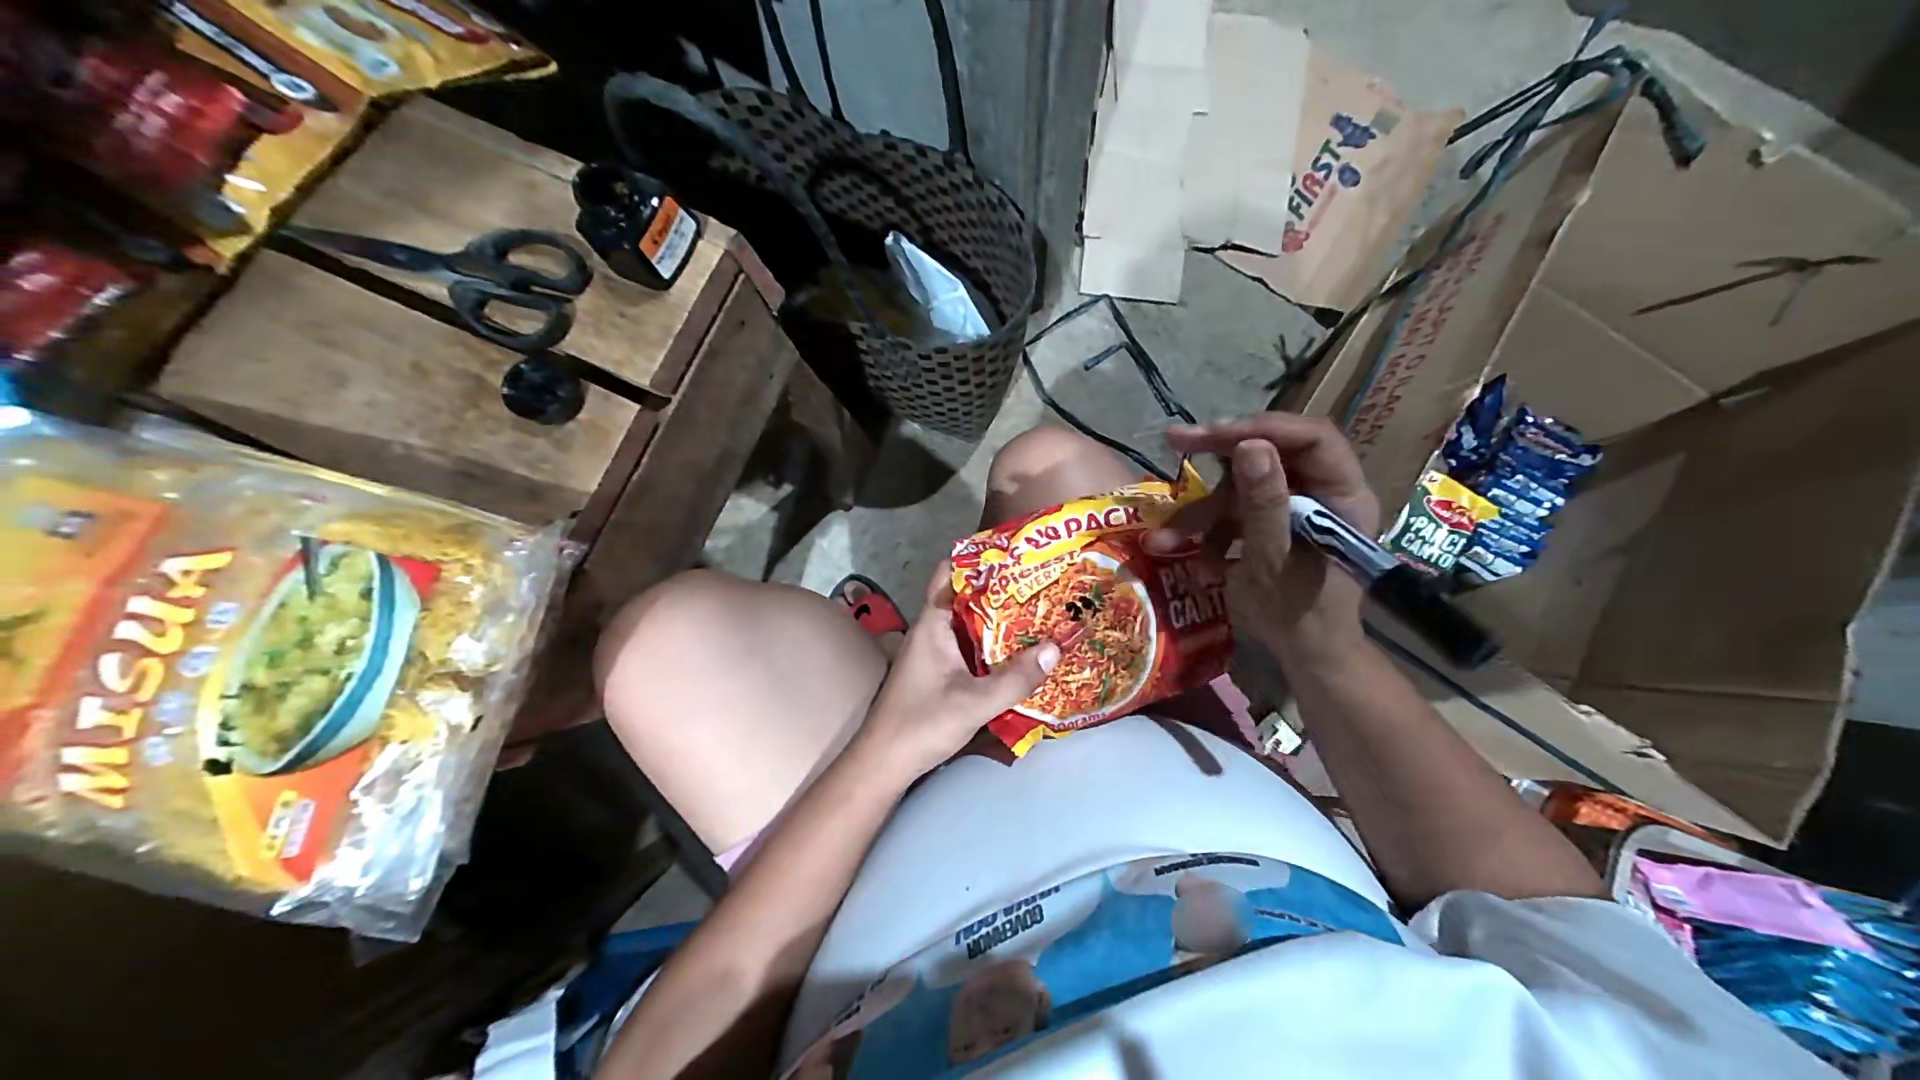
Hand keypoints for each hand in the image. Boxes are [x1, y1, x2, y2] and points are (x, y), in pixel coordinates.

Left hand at [850, 563, 1059, 782]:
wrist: (884, 763)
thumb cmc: (922, 723)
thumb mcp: (975, 702)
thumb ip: (1016, 678)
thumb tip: (1056, 647)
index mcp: (932, 624)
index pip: (950, 572)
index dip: (978, 557)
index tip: (1014, 553)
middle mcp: (931, 631)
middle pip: (966, 597)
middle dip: (1001, 589)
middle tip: (1041, 583)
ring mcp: (934, 653)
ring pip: (970, 624)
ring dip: (999, 619)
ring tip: (1039, 612)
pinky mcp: (939, 673)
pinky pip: (970, 648)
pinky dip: (993, 645)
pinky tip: (1020, 652)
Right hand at [1147, 414, 1378, 664]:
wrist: (1304, 656)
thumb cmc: (1300, 614)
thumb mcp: (1274, 560)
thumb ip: (1264, 503)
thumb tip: (1249, 445)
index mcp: (1343, 494)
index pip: (1311, 438)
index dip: (1262, 428)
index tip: (1212, 433)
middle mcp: (1321, 491)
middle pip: (1271, 452)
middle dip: (1219, 454)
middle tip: (1176, 441)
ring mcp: (1293, 507)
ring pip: (1242, 487)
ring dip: (1201, 514)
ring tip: (1163, 541)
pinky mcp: (1271, 524)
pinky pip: (1235, 513)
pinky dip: (1210, 535)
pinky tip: (1199, 566)